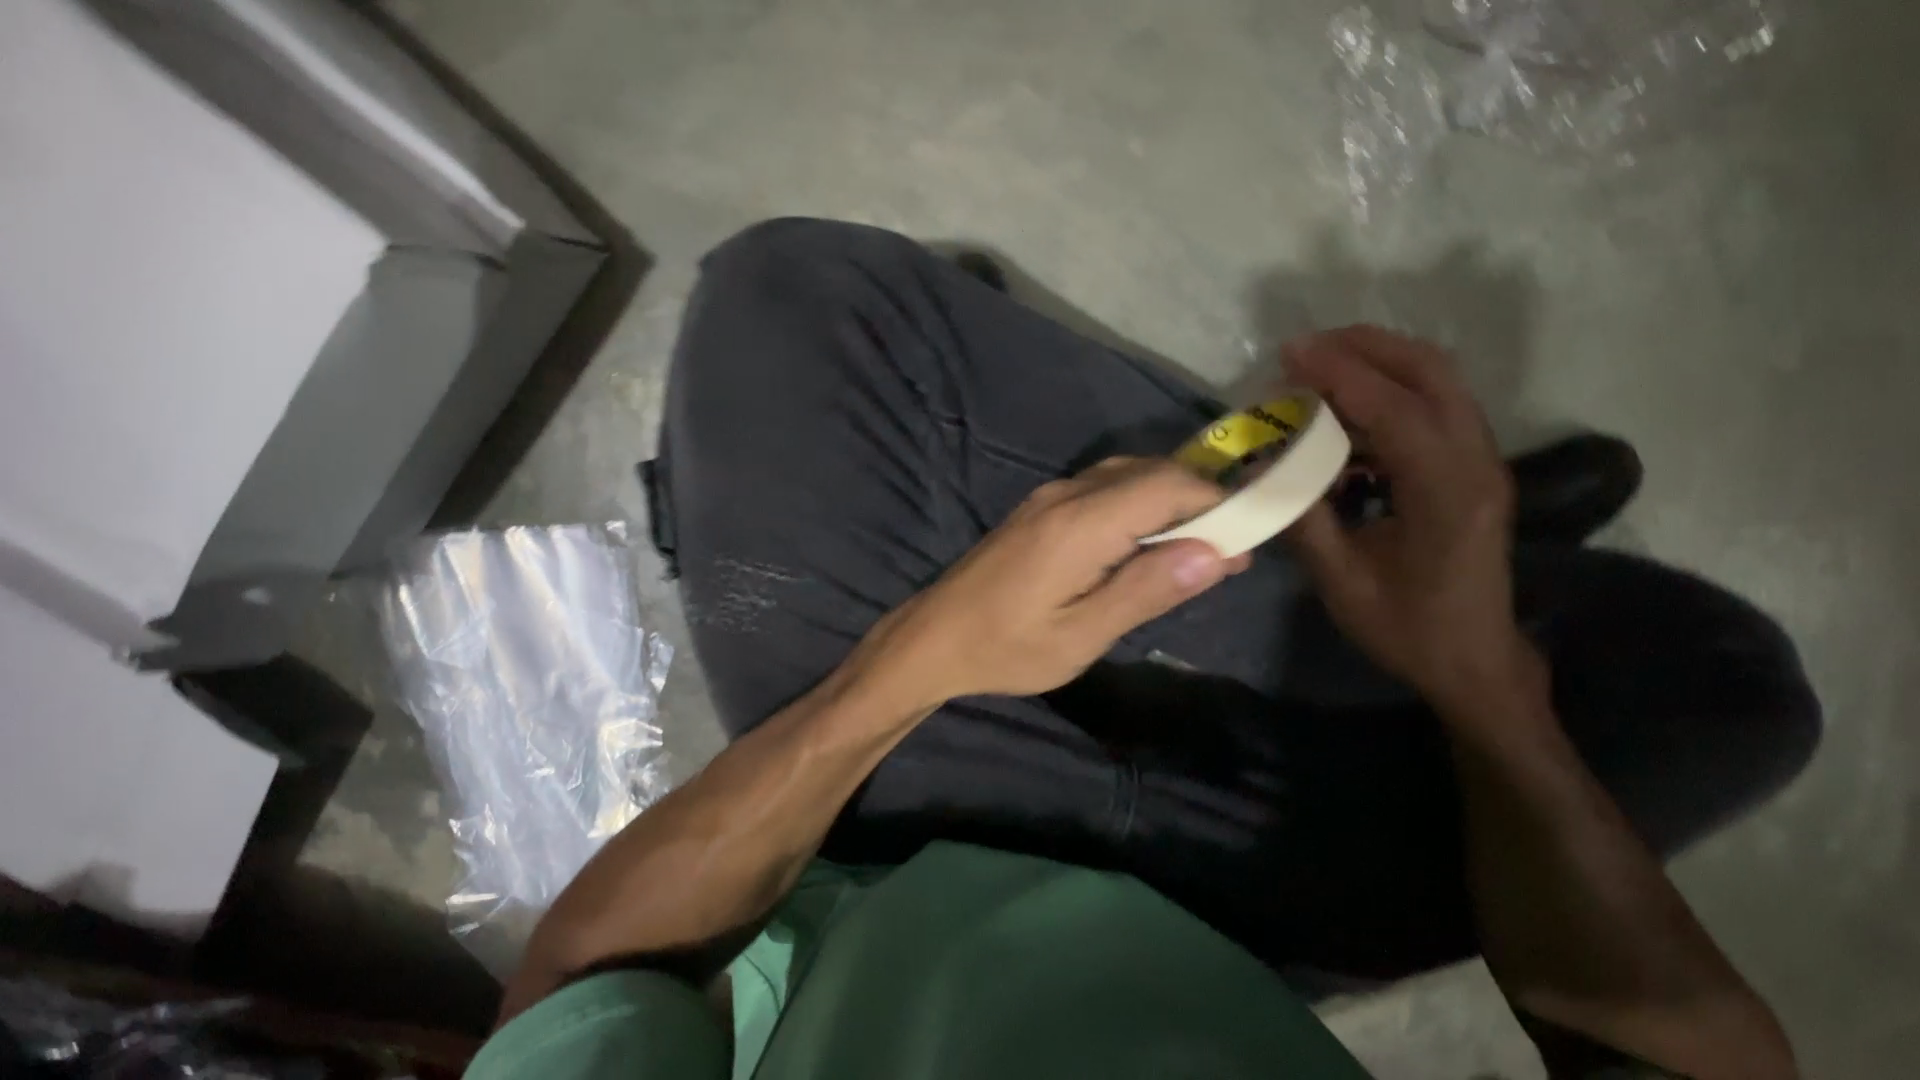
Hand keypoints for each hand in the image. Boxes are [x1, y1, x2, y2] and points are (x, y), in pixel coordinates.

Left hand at [882, 457, 1248, 701]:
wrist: (933, 638)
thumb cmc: (1007, 648)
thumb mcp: (1082, 635)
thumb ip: (1146, 590)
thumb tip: (1216, 554)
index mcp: (1080, 523)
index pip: (1168, 486)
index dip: (1217, 503)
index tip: (1248, 540)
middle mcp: (1066, 495)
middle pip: (1151, 472)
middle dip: (1200, 500)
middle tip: (1229, 550)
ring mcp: (1049, 497)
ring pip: (1127, 475)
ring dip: (1170, 500)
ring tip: (1198, 549)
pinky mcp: (1040, 509)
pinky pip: (1103, 488)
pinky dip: (1139, 504)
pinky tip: (1148, 543)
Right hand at [1282, 326, 1540, 712]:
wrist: (1475, 661)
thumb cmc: (1408, 631)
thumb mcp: (1343, 584)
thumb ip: (1303, 521)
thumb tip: (1260, 468)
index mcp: (1447, 495)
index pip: (1396, 410)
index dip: (1340, 375)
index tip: (1289, 355)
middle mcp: (1476, 464)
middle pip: (1432, 372)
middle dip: (1366, 347)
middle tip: (1305, 349)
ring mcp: (1482, 462)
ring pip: (1438, 382)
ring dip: (1379, 363)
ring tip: (1317, 369)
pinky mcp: (1474, 468)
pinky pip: (1435, 406)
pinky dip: (1389, 392)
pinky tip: (1344, 414)